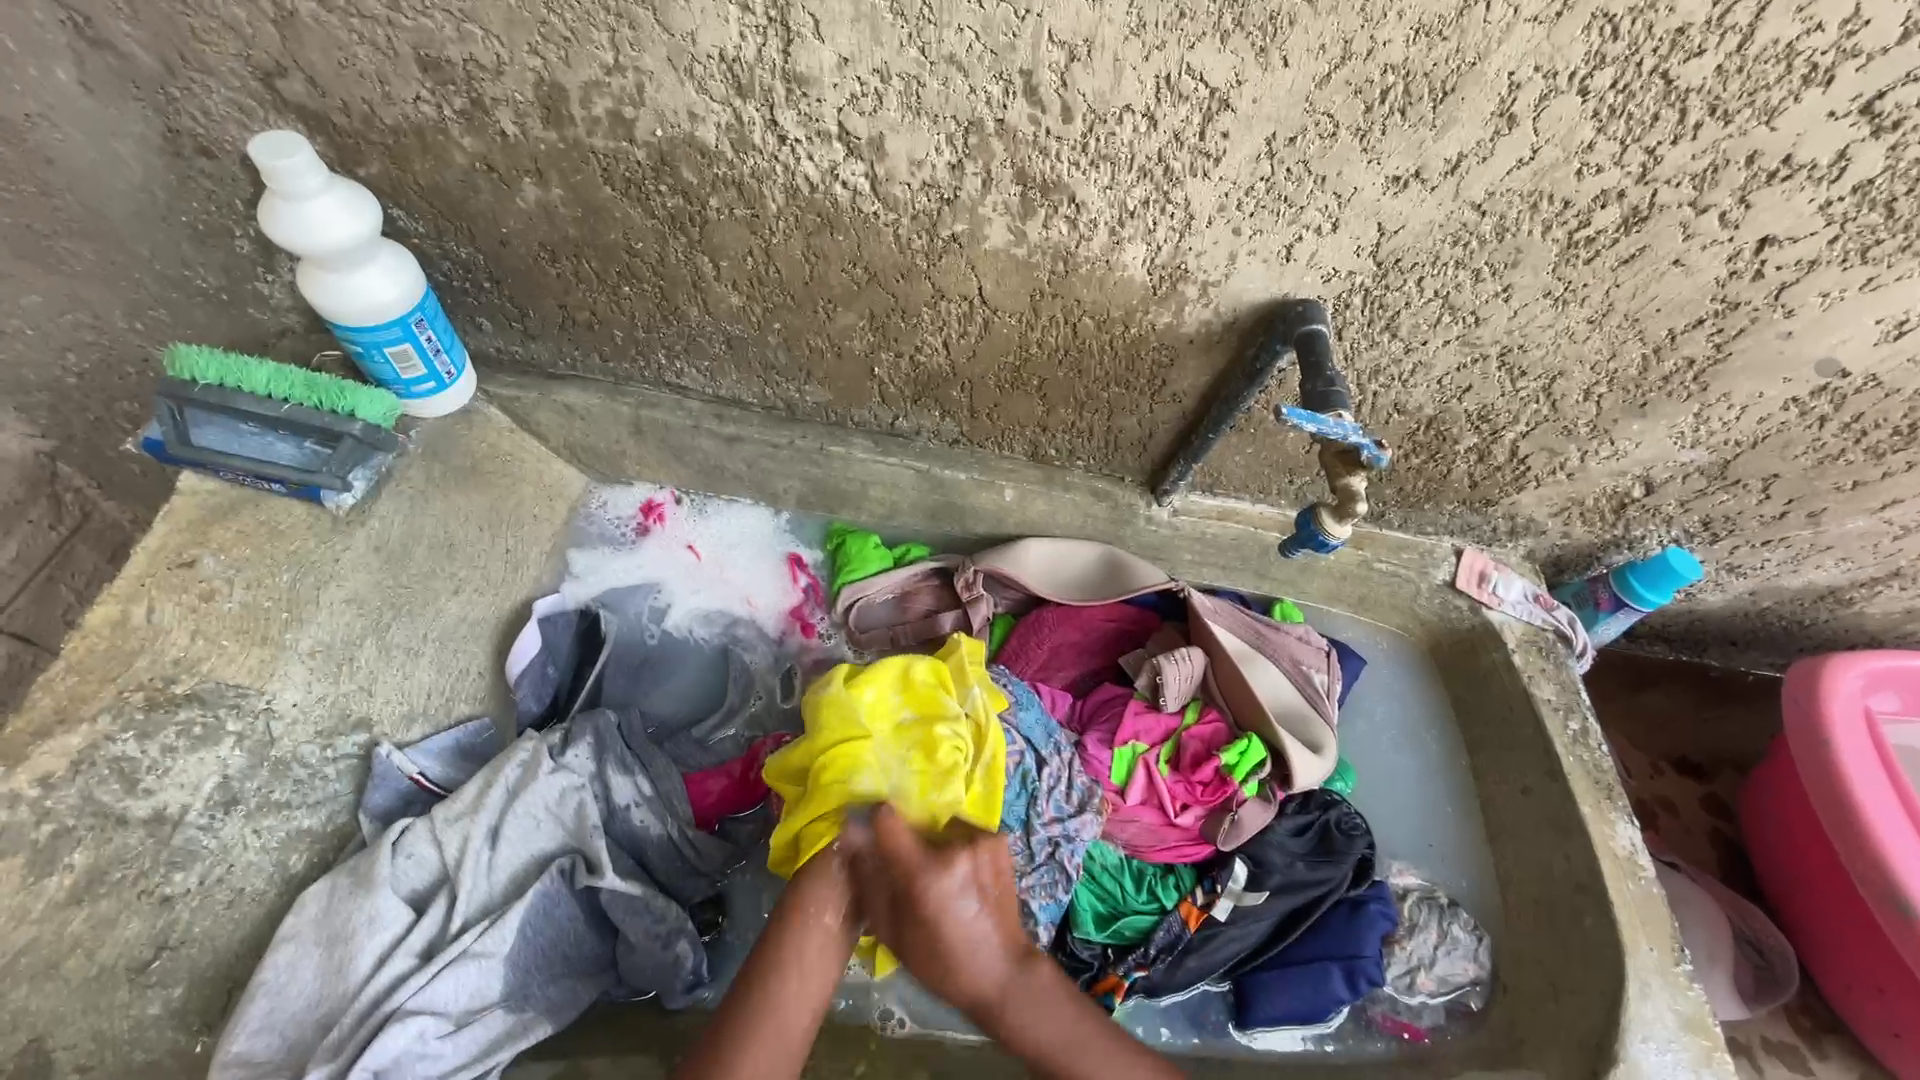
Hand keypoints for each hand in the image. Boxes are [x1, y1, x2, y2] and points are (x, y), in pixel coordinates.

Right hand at [840, 804, 1038, 1020]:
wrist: (1003, 971)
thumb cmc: (940, 962)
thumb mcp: (892, 932)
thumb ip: (868, 878)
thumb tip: (851, 832)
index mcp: (924, 872)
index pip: (886, 817)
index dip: (876, 826)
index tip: (876, 841)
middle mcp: (954, 846)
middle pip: (915, 824)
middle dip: (910, 845)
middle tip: (917, 880)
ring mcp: (981, 839)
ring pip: (940, 828)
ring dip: (937, 846)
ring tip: (946, 882)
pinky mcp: (1000, 839)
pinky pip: (965, 832)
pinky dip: (960, 849)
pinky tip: (968, 880)